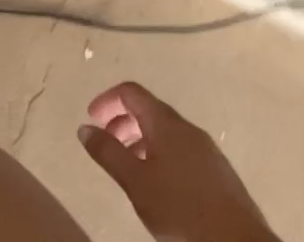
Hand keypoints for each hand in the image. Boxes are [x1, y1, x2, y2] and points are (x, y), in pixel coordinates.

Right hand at [77, 82, 277, 241]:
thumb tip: (84, 128)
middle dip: (123, 122)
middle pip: (149, 110)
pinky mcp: (219, 174)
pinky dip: (160, 155)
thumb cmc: (181, 210)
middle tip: (107, 145)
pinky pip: (182, 151)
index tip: (92, 120)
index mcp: (167, 124)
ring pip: (166, 133)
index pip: (132, 92)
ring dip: (141, 141)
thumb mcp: (135, 181)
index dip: (107, 100)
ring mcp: (208, 151)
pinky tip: (159, 186)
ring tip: (129, 169)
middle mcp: (188, 130)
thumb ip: (108, 152)